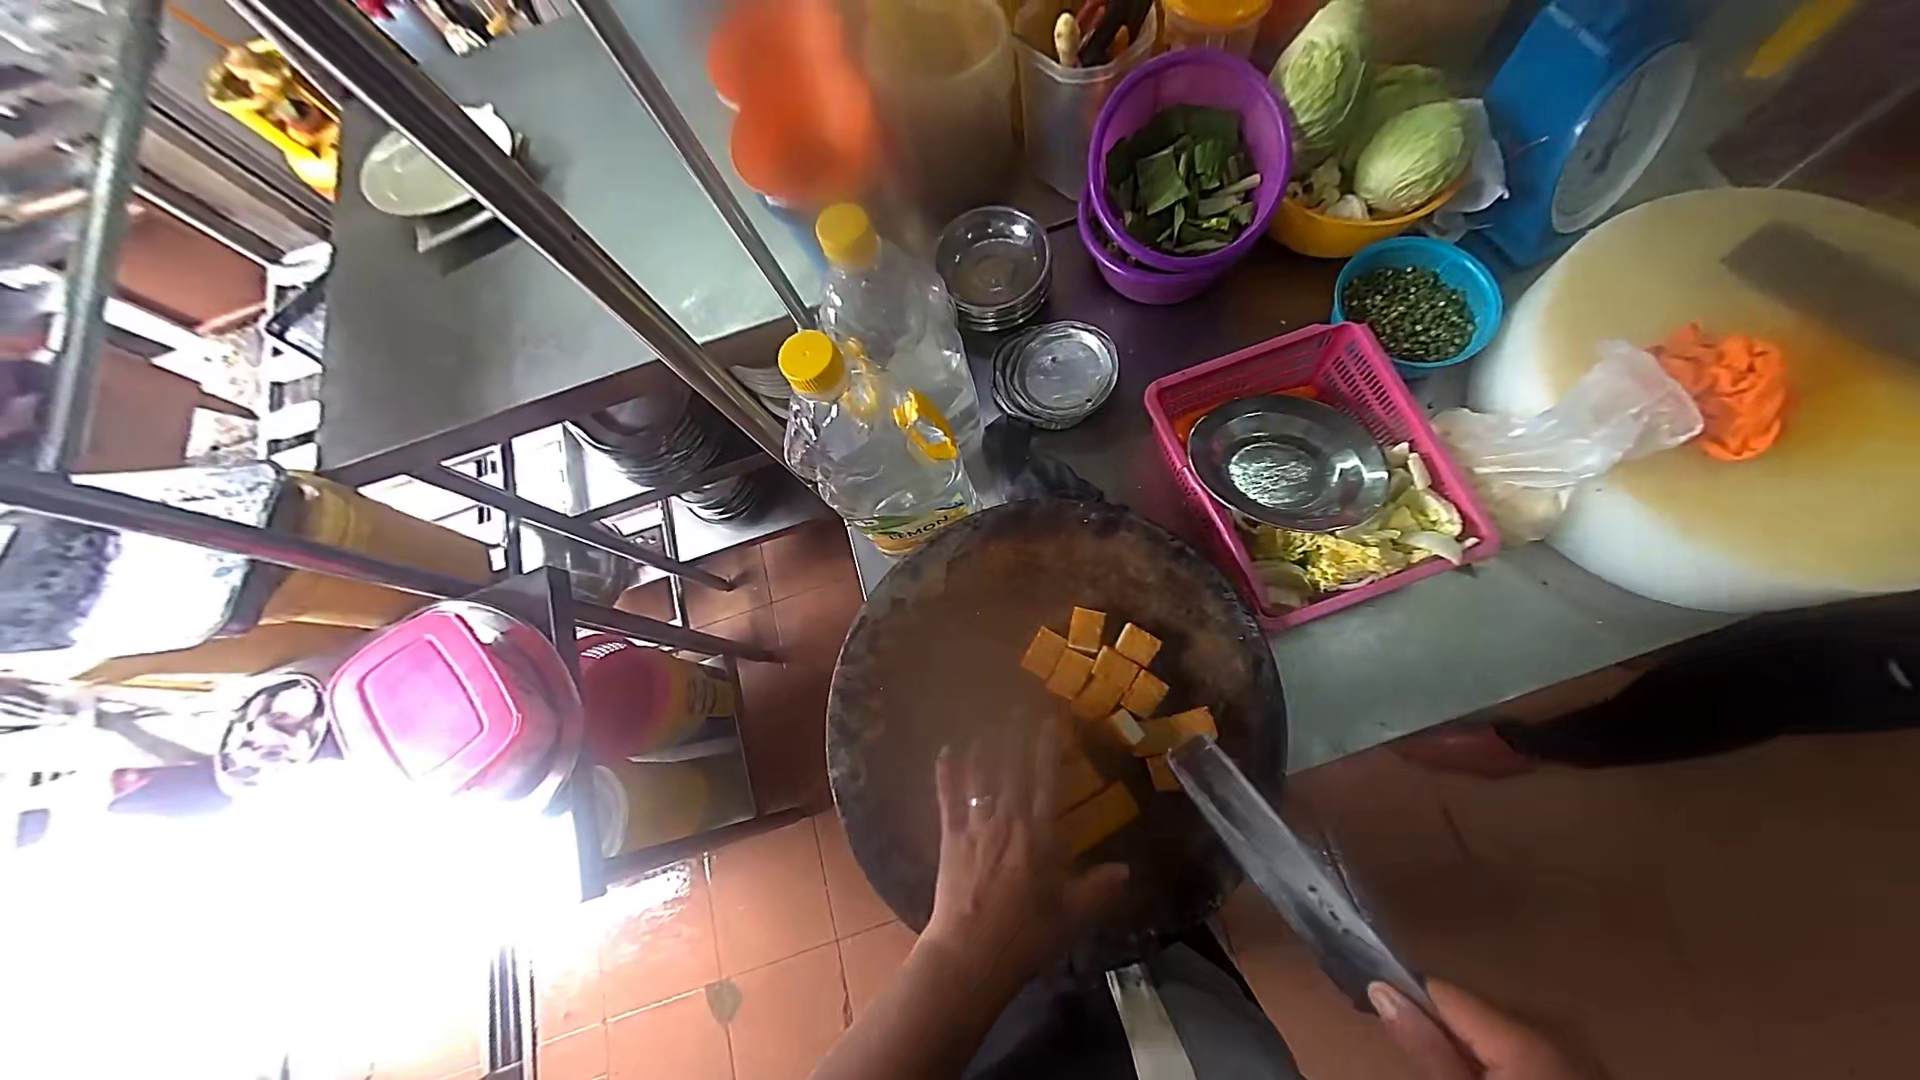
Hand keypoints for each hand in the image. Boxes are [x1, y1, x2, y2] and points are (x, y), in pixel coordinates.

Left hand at [919, 727, 1128, 995]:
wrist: (972, 955)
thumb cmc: (1026, 936)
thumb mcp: (1072, 915)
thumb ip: (1098, 888)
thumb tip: (1127, 870)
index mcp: (1039, 834)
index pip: (1047, 779)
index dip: (1048, 746)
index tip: (1050, 720)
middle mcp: (1007, 819)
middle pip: (1013, 767)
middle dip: (1016, 734)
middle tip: (1018, 706)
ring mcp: (975, 825)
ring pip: (981, 774)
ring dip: (985, 744)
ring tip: (987, 720)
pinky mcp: (949, 836)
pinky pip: (947, 797)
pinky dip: (946, 771)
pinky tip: (945, 749)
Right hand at [1371, 980, 1596, 1079]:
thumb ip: (1424, 1047)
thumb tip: (1380, 990)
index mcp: (1527, 1041)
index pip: (1443, 991)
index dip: (1410, 1003)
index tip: (1389, 1025)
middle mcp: (1561, 1044)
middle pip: (1474, 1015)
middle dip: (1446, 1035)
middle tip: (1429, 1070)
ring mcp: (1583, 1071)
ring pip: (1502, 1042)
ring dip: (1475, 1059)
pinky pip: (1532, 1066)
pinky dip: (1507, 1075)